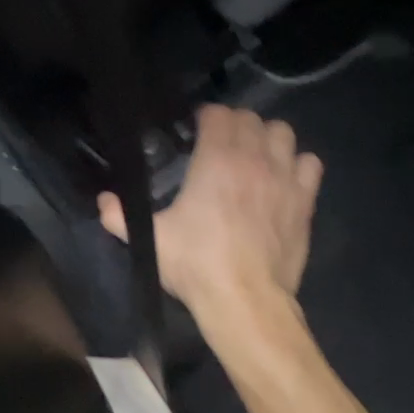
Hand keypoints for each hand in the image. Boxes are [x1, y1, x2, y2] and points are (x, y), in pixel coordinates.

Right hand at [98, 105, 321, 311]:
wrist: (244, 298)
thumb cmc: (195, 265)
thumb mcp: (151, 241)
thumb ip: (120, 217)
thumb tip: (104, 200)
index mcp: (216, 160)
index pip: (217, 115)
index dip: (206, 117)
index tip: (196, 130)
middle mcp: (254, 158)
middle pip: (251, 119)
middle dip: (235, 125)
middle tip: (222, 145)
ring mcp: (285, 177)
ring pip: (284, 133)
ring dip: (268, 138)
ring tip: (255, 156)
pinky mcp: (305, 200)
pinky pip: (310, 164)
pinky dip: (297, 165)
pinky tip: (284, 179)